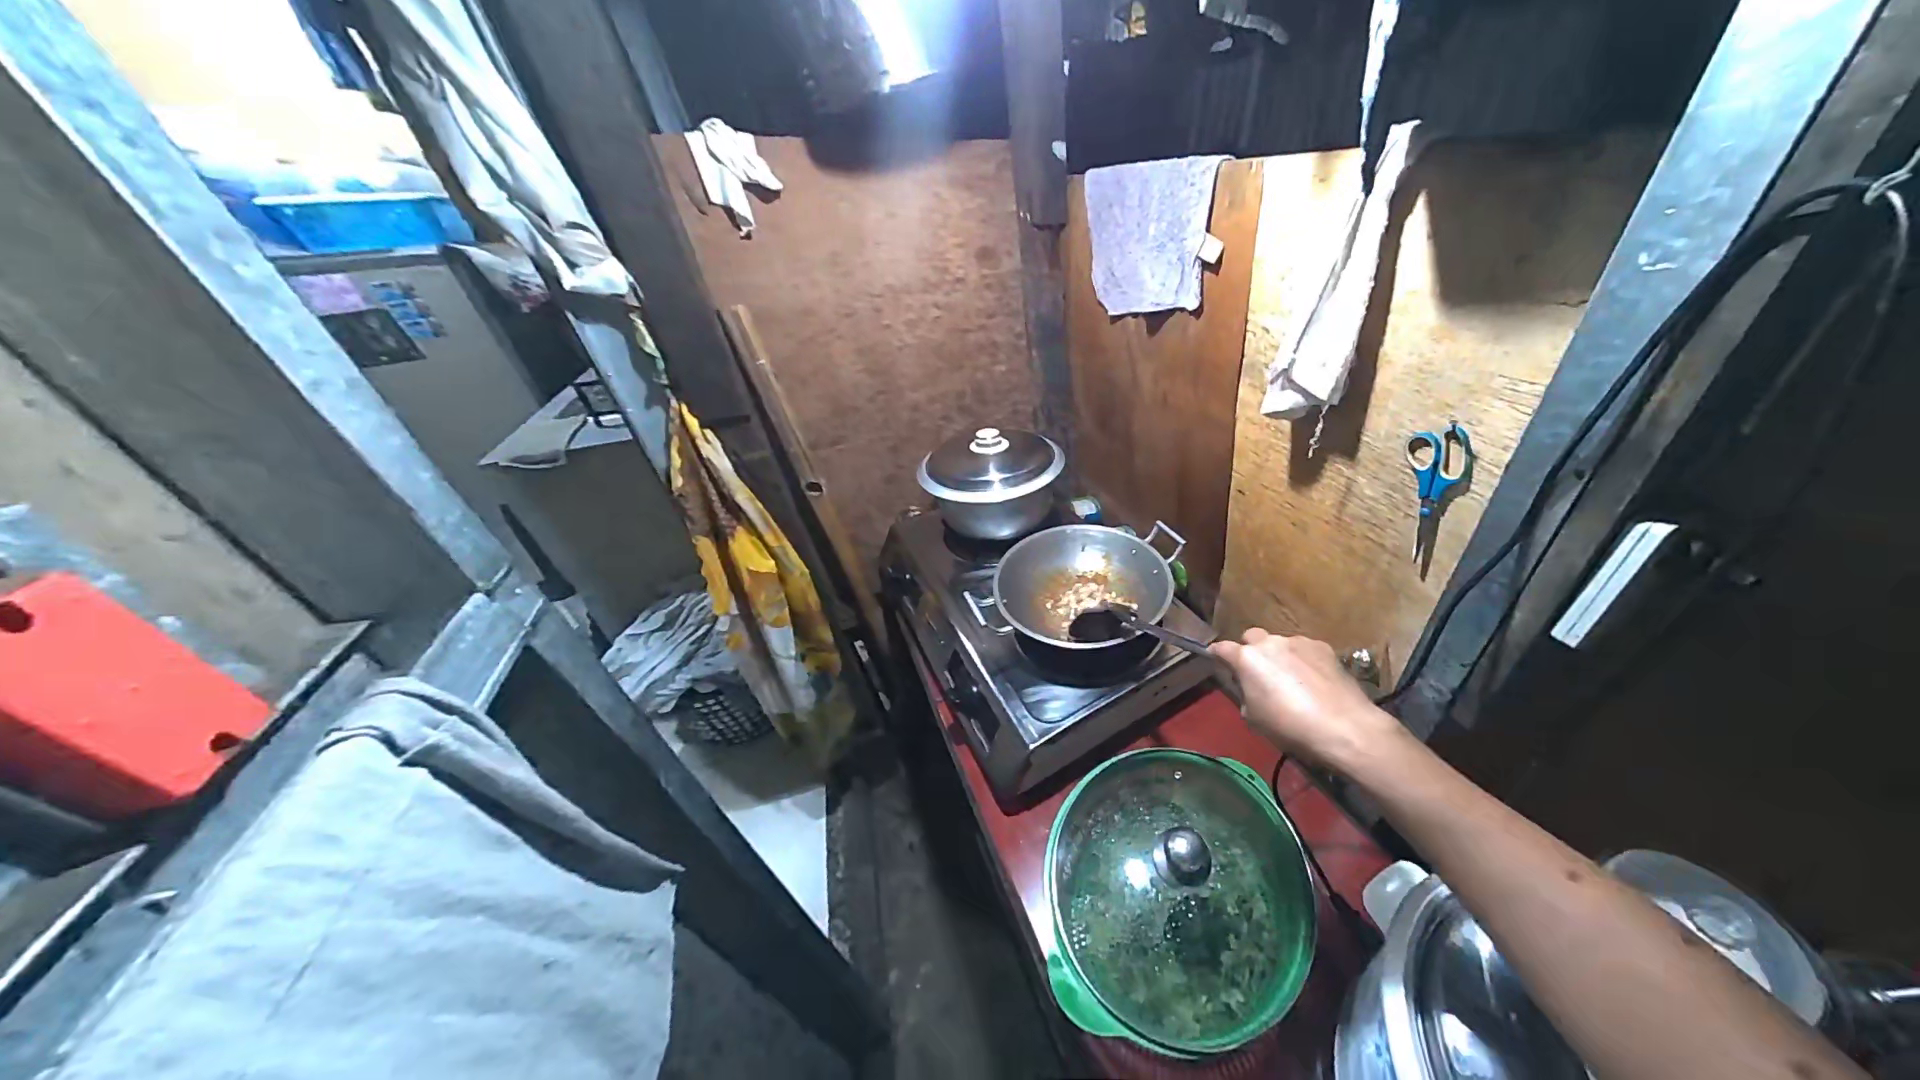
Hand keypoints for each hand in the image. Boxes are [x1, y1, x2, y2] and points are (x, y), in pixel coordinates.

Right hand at [1210, 629, 1409, 773]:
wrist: (1344, 728)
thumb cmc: (1290, 727)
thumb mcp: (1253, 717)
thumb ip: (1245, 693)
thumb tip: (1250, 686)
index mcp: (1247, 659)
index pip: (1221, 648)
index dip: (1216, 655)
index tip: (1216, 660)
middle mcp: (1270, 643)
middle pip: (1251, 637)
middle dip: (1250, 650)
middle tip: (1259, 672)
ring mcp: (1299, 642)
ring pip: (1280, 644)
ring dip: (1280, 656)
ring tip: (1293, 680)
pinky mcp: (1324, 648)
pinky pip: (1305, 650)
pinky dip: (1304, 661)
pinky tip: (1315, 681)